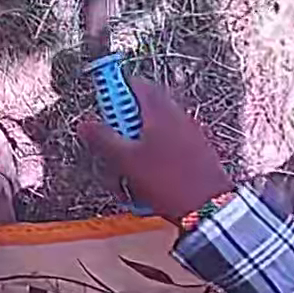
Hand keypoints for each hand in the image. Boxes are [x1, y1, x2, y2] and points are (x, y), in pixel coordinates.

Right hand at [78, 78, 233, 219]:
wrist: (209, 208)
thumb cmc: (166, 180)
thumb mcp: (125, 160)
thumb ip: (103, 138)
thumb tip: (84, 124)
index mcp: (159, 111)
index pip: (134, 84)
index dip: (114, 91)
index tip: (102, 106)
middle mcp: (177, 115)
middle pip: (143, 107)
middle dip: (123, 122)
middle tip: (111, 141)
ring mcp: (189, 133)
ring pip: (154, 127)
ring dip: (136, 141)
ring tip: (127, 165)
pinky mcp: (197, 150)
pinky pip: (167, 143)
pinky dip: (152, 153)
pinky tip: (146, 176)